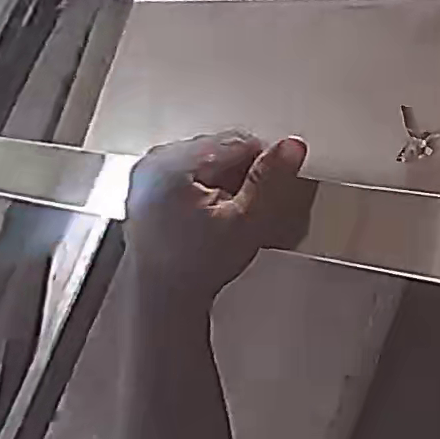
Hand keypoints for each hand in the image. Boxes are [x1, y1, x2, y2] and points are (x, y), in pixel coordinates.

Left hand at [124, 132, 312, 299]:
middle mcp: (154, 162)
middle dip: (243, 172)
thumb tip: (291, 146)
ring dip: (228, 179)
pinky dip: (210, 185)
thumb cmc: (196, 265)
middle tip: (243, 207)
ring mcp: (148, 173)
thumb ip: (270, 178)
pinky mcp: (148, 185)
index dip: (264, 165)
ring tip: (226, 213)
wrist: (163, 297)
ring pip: (211, 158)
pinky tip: (211, 213)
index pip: (239, 141)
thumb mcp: (246, 221)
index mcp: (173, 165)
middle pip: (222, 147)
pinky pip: (194, 170)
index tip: (266, 191)